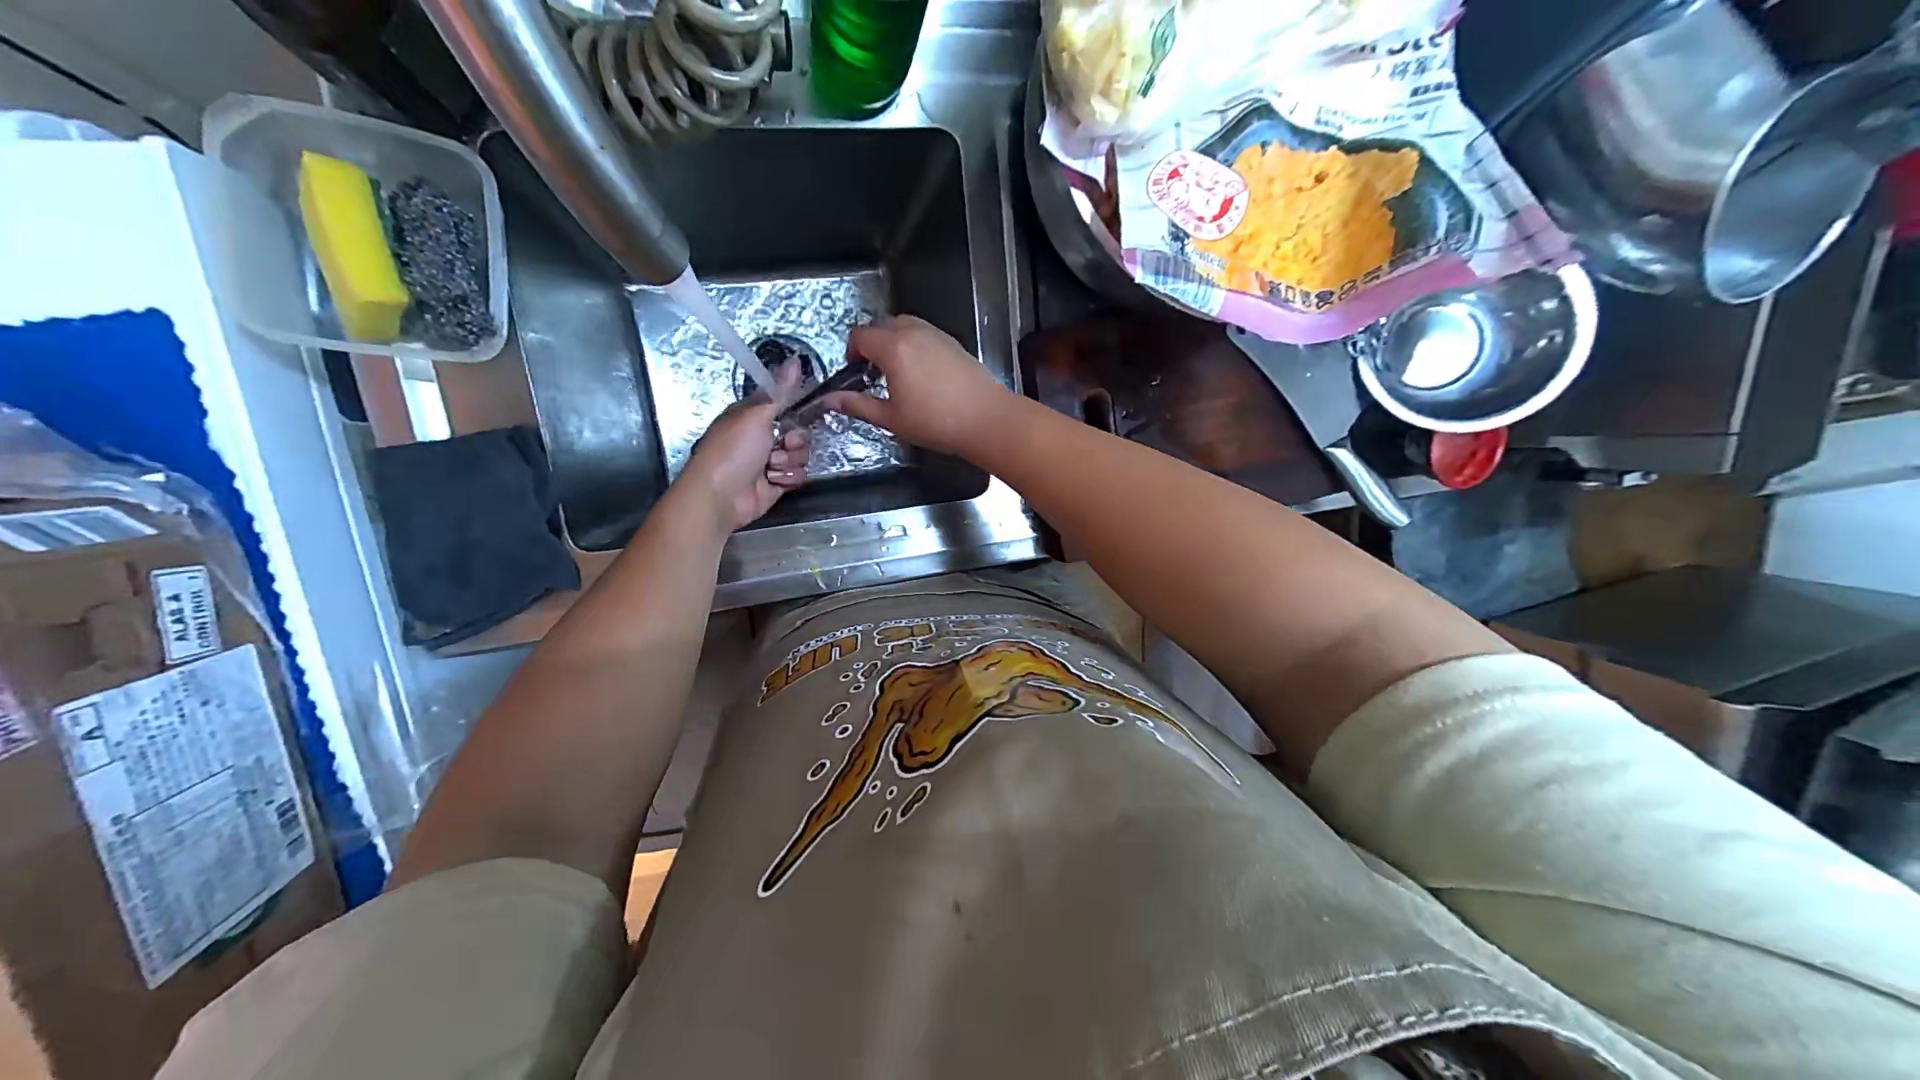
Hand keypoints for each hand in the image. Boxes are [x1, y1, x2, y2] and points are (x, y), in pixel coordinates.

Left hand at [679, 360, 810, 531]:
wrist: (720, 496)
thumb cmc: (732, 450)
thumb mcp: (755, 414)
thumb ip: (780, 391)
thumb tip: (794, 359)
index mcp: (754, 416)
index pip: (786, 406)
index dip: (796, 410)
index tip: (801, 413)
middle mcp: (763, 437)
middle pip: (799, 433)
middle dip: (795, 441)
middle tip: (782, 444)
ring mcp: (770, 462)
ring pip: (801, 456)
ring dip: (789, 462)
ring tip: (770, 467)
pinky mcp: (777, 484)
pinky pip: (798, 476)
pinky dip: (787, 479)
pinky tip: (772, 481)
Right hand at [823, 316, 1016, 458]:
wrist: (986, 419)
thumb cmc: (937, 422)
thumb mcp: (891, 418)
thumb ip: (858, 405)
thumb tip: (831, 400)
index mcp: (893, 348)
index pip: (860, 335)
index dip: (851, 352)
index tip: (855, 372)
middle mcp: (913, 332)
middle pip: (880, 325)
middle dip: (870, 344)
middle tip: (872, 373)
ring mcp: (935, 334)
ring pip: (903, 325)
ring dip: (891, 341)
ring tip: (895, 372)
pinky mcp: (952, 342)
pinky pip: (922, 332)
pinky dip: (912, 343)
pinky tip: (919, 373)